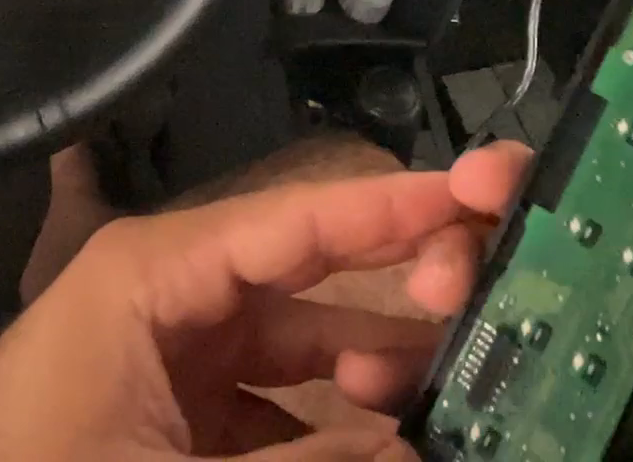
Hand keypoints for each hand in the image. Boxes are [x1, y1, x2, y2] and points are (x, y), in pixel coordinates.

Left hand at [0, 142, 534, 461]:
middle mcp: (176, 286)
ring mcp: (179, 341)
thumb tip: (404, 447)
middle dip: (388, 274)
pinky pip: (272, 389)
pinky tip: (376, 436)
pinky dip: (325, 412)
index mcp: (158, 270)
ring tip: (439, 387)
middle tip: (474, 285)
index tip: (462, 196)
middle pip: (303, 265)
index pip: (292, 223)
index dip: (382, 209)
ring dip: (365, 359)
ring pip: (297, 333)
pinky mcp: (180, 392)